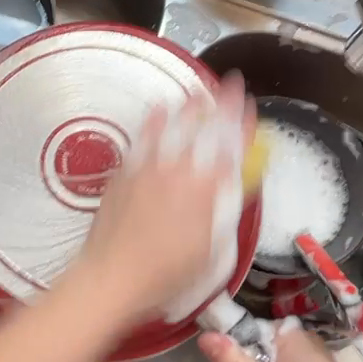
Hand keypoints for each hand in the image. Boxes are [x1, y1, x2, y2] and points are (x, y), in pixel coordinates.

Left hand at [71, 72, 252, 324]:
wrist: (113, 276)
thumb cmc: (167, 277)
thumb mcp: (214, 254)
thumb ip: (224, 215)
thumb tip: (231, 188)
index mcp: (208, 193)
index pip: (233, 148)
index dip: (244, 124)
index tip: (250, 106)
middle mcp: (180, 173)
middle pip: (205, 129)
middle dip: (222, 104)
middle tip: (231, 84)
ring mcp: (150, 168)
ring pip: (173, 126)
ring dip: (189, 107)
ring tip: (199, 90)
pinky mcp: (126, 171)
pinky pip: (143, 137)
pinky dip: (153, 120)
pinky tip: (158, 109)